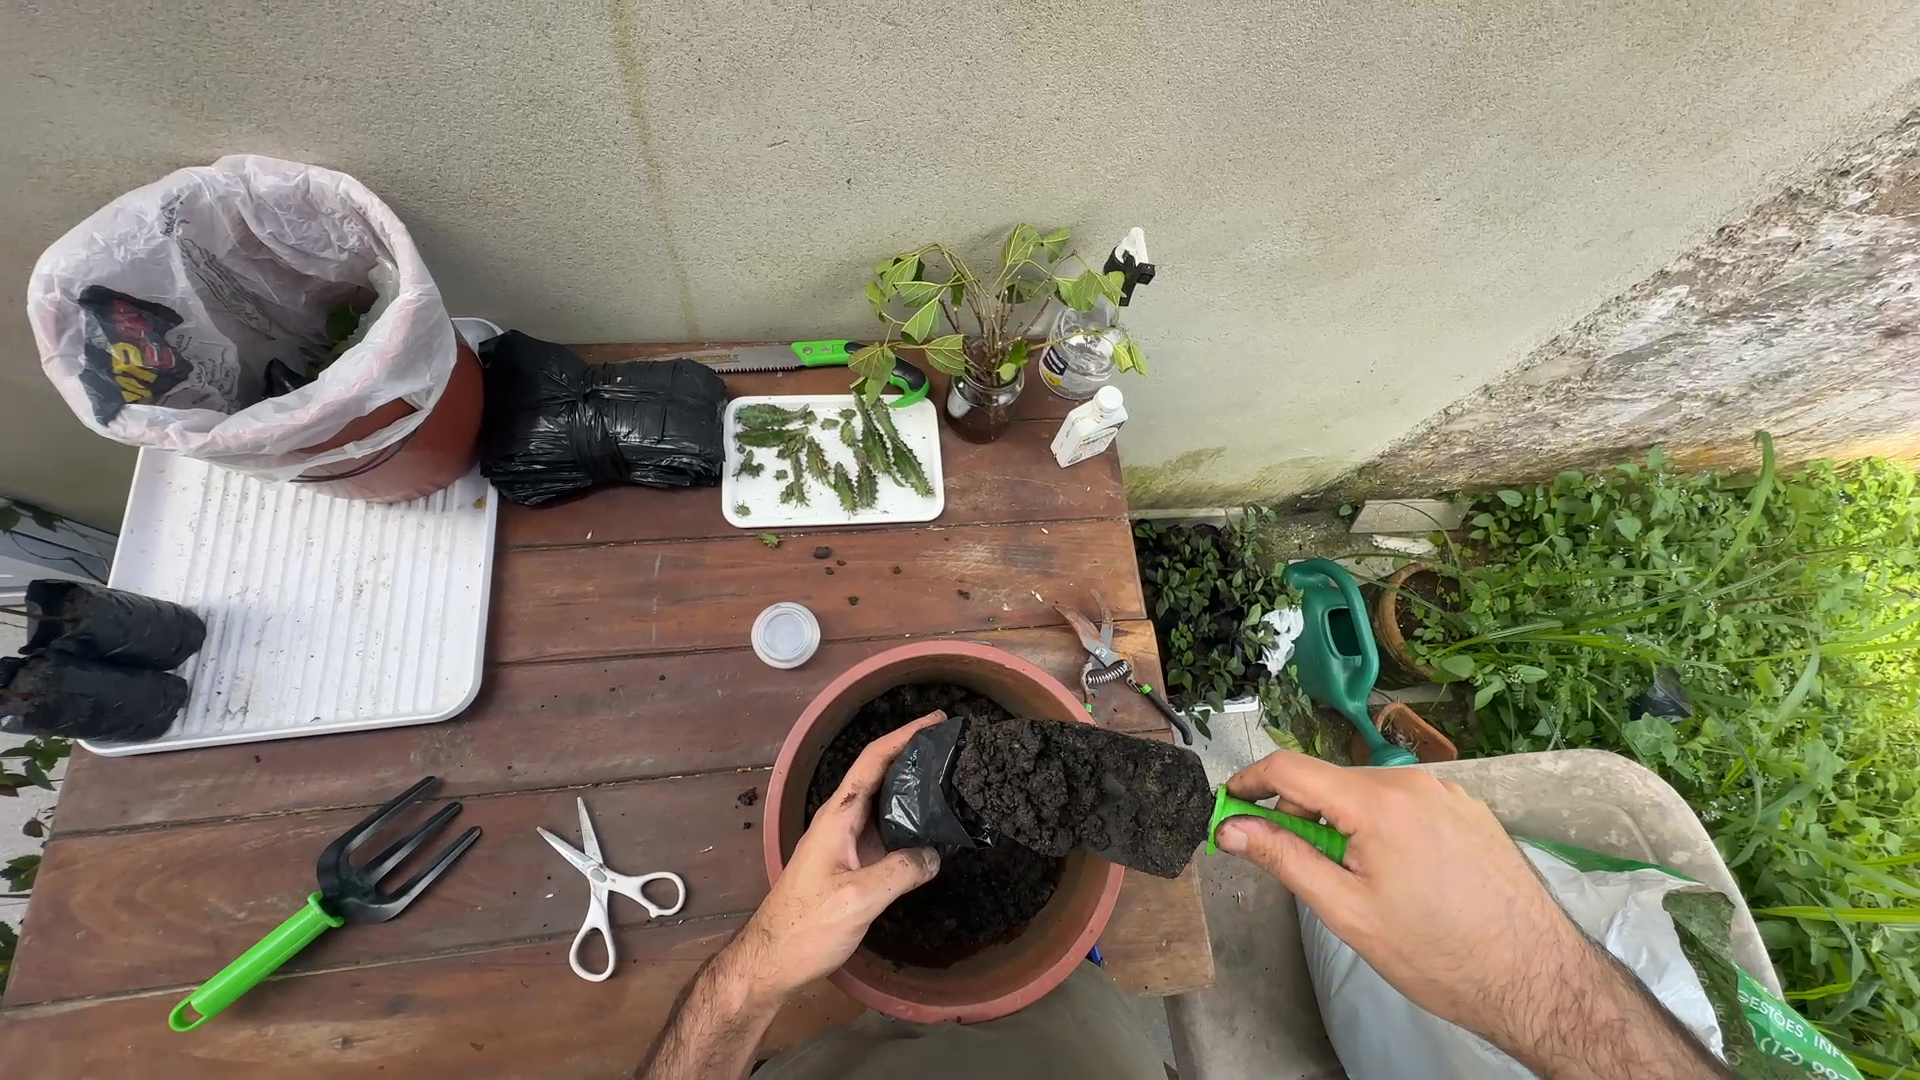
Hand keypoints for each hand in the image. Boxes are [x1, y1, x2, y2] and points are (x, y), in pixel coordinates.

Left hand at [725, 711, 944, 1004]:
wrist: (770, 962)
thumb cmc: (806, 927)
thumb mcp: (858, 899)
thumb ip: (900, 872)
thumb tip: (934, 855)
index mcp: (838, 815)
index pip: (873, 759)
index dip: (904, 735)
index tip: (936, 720)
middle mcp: (841, 819)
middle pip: (879, 772)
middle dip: (912, 752)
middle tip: (950, 746)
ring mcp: (845, 840)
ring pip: (883, 802)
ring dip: (912, 786)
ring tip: (948, 778)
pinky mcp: (850, 862)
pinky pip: (884, 830)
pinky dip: (908, 820)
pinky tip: (930, 828)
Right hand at [1214, 751, 1586, 1048]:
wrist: (1546, 986)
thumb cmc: (1438, 955)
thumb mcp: (1346, 910)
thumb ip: (1282, 858)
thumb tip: (1230, 828)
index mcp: (1378, 801)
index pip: (1289, 769)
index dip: (1249, 782)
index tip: (1228, 804)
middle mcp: (1412, 781)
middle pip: (1328, 780)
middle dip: (1299, 813)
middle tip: (1298, 861)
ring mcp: (1446, 792)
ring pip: (1364, 790)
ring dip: (1339, 820)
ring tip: (1353, 875)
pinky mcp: (1468, 809)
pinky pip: (1402, 800)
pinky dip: (1378, 822)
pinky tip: (1395, 869)